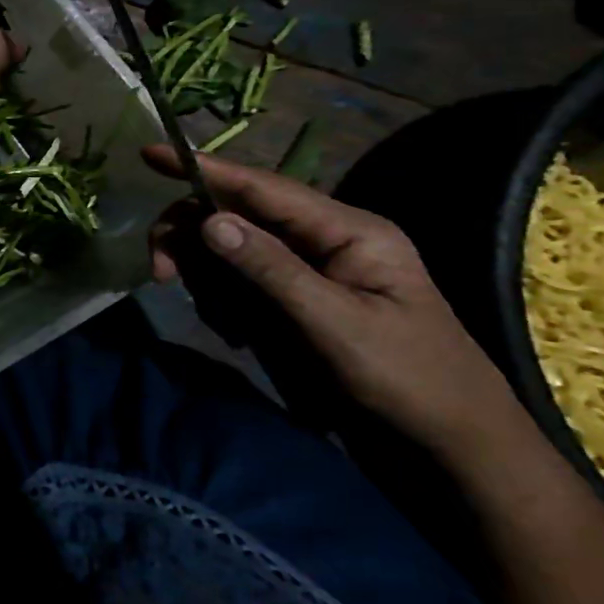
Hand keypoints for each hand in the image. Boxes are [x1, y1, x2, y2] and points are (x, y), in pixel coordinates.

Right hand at [142, 145, 523, 457]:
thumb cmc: (410, 381)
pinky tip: (238, 332)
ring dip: (209, 280)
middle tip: (162, 275)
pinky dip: (225, 300)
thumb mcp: (336, 324)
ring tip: (225, 325)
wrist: (456, 450)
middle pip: (235, 215)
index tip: (148, 154)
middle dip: (191, 240)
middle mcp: (325, 238)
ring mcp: (311, 267)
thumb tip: (208, 220)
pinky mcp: (298, 295)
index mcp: (348, 230)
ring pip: (230, 248)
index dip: (202, 168)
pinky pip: (239, 279)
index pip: (260, 186)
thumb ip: (270, 268)